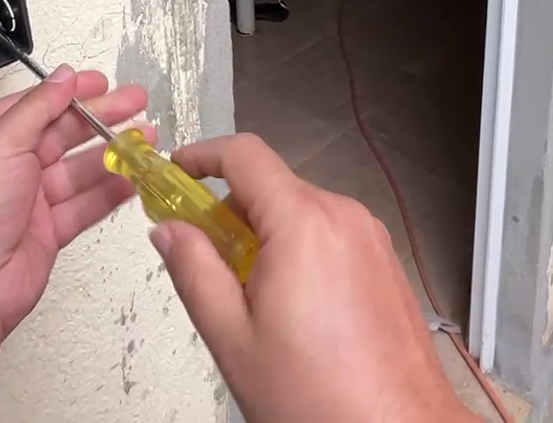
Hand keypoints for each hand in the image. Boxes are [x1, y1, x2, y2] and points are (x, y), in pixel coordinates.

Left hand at [0, 66, 146, 387]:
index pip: (36, 106)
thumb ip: (38, 108)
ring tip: (146, 140)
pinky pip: (84, 205)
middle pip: (62, 133)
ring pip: (78, 169)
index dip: (71, 92)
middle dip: (101, 117)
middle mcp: (6, 167)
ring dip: (113, 153)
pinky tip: (132, 180)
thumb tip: (63, 77)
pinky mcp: (45, 233)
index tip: (103, 83)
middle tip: (136, 103)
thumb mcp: (0, 145)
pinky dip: (109, 192)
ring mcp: (27, 201)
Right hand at [150, 134, 473, 420]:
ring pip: (299, 209)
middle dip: (232, 212)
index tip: (176, 171)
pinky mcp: (384, 257)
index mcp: (303, 222)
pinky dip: (300, 247)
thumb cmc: (319, 398)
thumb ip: (194, 271)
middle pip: (271, 184)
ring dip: (266, 234)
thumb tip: (167, 229)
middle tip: (209, 261)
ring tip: (255, 299)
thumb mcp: (234, 338)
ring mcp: (369, 234)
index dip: (203, 155)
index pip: (244, 154)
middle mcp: (342, 214)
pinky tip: (295, 306)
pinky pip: (329, 230)